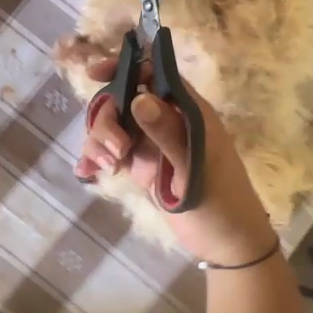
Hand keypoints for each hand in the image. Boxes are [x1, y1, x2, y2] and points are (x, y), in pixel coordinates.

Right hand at [75, 53, 278, 265]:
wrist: (226, 245)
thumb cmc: (220, 203)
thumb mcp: (193, 168)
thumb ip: (167, 133)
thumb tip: (139, 99)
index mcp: (187, 111)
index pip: (153, 72)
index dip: (125, 67)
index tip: (96, 75)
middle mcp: (166, 121)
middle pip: (123, 100)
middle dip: (108, 119)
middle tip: (116, 151)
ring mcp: (152, 143)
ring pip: (113, 125)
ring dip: (100, 140)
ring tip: (107, 166)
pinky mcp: (141, 165)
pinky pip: (112, 150)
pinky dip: (96, 157)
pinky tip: (86, 171)